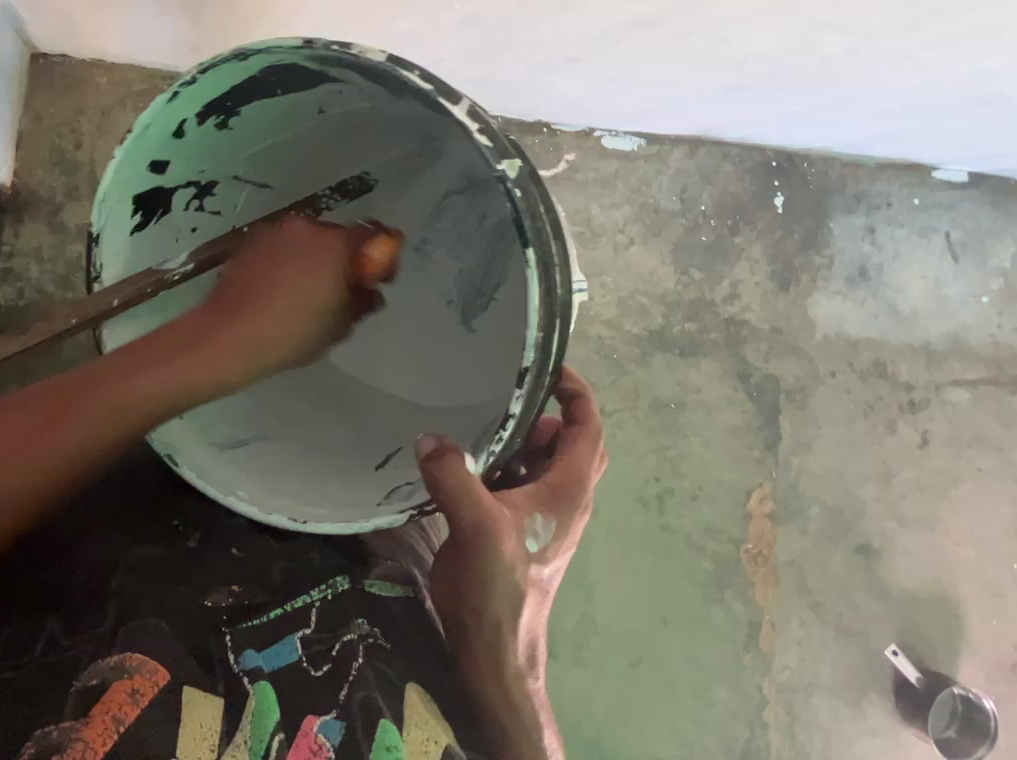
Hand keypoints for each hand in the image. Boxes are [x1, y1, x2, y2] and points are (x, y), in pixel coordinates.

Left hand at [192, 215, 399, 386]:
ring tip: (306, 292)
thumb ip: (363, 301)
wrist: (228, 335)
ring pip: (305, 241)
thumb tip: (369, 291)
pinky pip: (280, 247)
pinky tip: (278, 289)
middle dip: (344, 258)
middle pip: (337, 236)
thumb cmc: (293, 332)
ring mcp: (274, 231)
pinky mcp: (249, 242)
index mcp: (335, 243)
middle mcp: (306, 227)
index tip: (378, 279)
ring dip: (313, 258)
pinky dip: (287, 260)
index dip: (382, 254)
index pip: (373, 234)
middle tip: (340, 290)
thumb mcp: (340, 325)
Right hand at [416, 367, 606, 759]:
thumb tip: (430, 437)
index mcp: (567, 491)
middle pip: (567, 440)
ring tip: (474, 415)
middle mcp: (559, 498)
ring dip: (513, 437)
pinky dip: (493, 460)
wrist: (493, 650)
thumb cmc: (500, 588)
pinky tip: (458, 455)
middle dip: (540, 412)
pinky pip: (511, 479)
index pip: (587, 427)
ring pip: (536, 460)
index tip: (547, 366)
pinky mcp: (511, 527)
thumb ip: (454, 477)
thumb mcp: (477, 528)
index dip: (576, 392)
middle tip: (501, 392)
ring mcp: (537, 515)